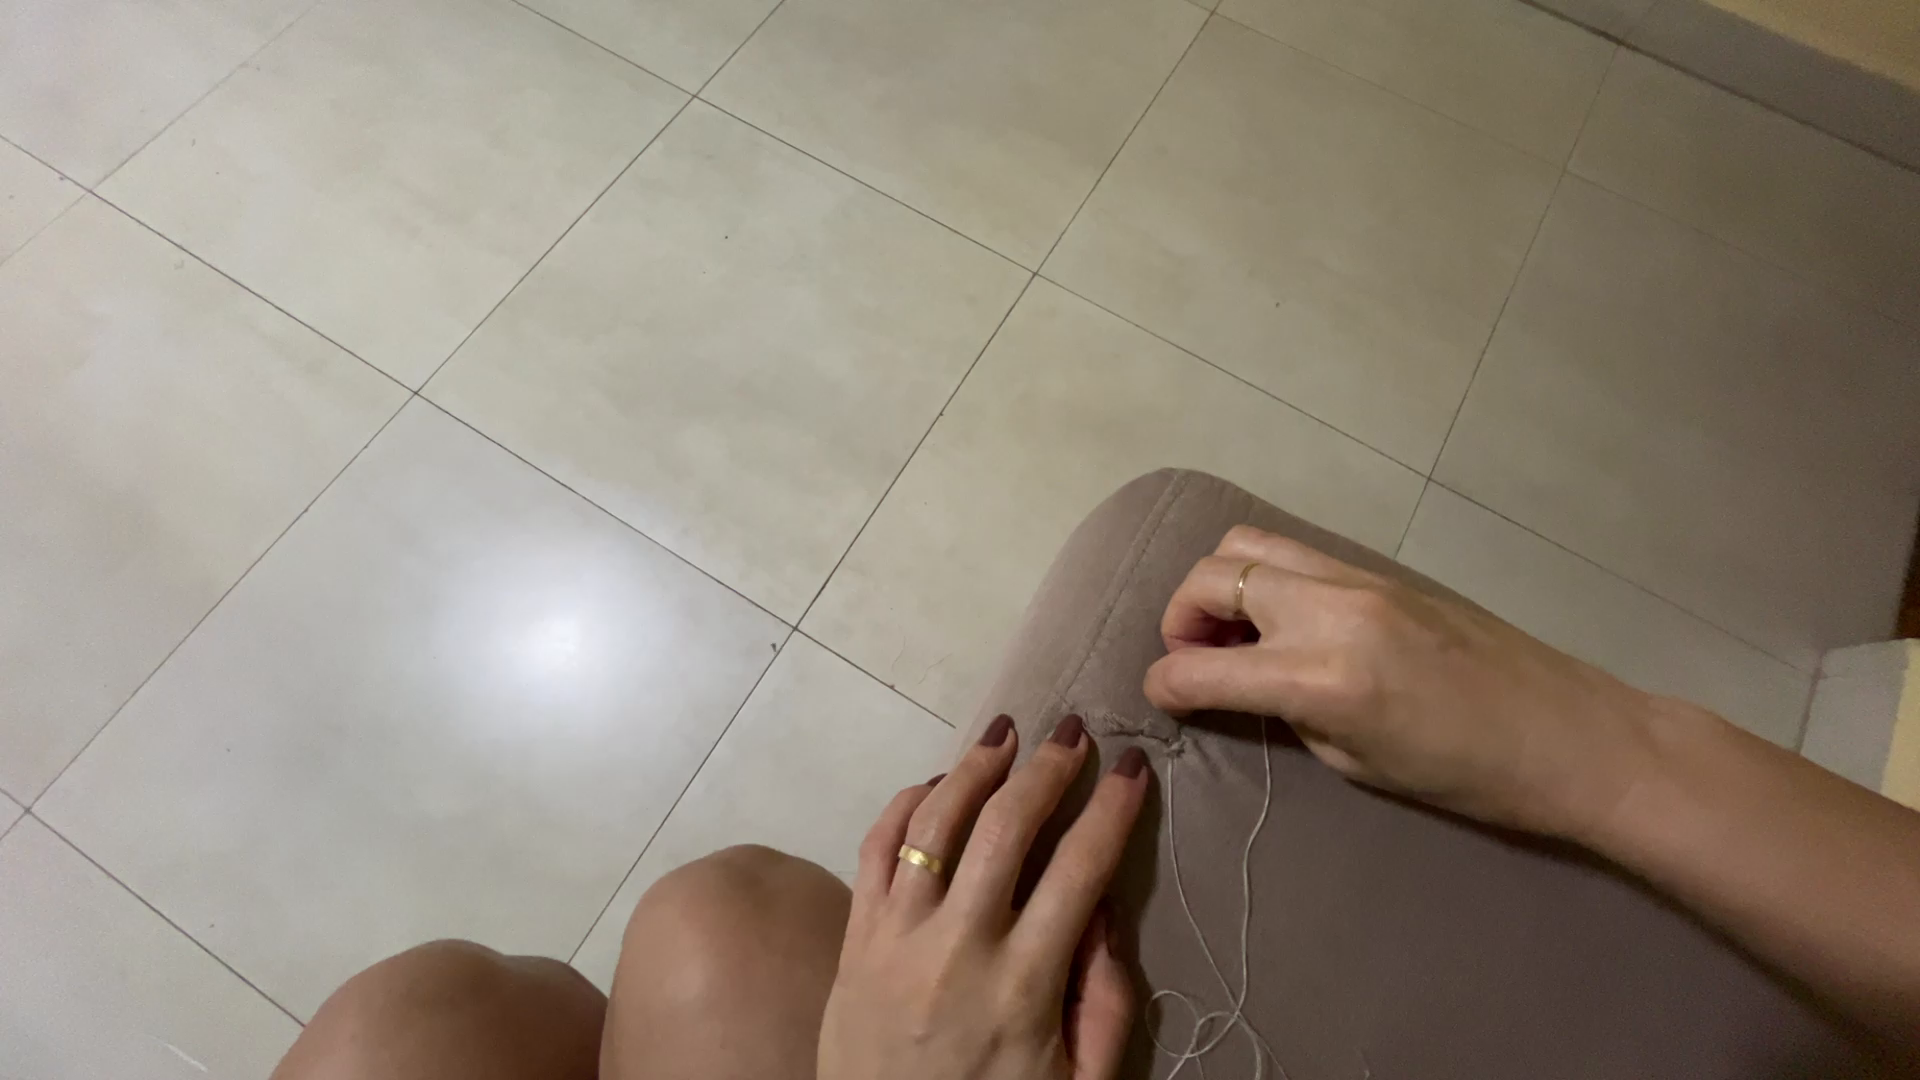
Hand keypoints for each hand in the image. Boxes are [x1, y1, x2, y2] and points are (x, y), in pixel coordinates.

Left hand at [818, 715, 1150, 1079]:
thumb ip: (1106, 1003)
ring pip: (935, 822)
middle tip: (1073, 733)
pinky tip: (935, 781)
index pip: (1079, 870)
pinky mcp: (855, 934)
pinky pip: (875, 847)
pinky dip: (905, 803)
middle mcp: (958, 945)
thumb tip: (1103, 909)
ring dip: (975, 767)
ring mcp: (897, 934)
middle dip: (1046, 769)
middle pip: (1004, 828)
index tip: (1129, 767)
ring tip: (1006, 734)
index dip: (1112, 810)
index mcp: (1023, 986)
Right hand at [1143, 525, 1665, 840]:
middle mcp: (1325, 612)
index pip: (1198, 669)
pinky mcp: (1375, 567)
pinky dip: (1259, 575)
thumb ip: (1281, 708)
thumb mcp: (1349, 760)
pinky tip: (1281, 615)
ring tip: (1234, 626)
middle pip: (1208, 578)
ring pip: (1242, 544)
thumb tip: (1239, 680)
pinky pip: (1288, 550)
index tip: (1160, 695)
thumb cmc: (1464, 775)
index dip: (1163, 684)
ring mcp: (1353, 578)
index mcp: (1318, 678)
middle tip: (1197, 655)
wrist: (1574, 736)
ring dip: (1216, 584)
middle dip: (1178, 618)